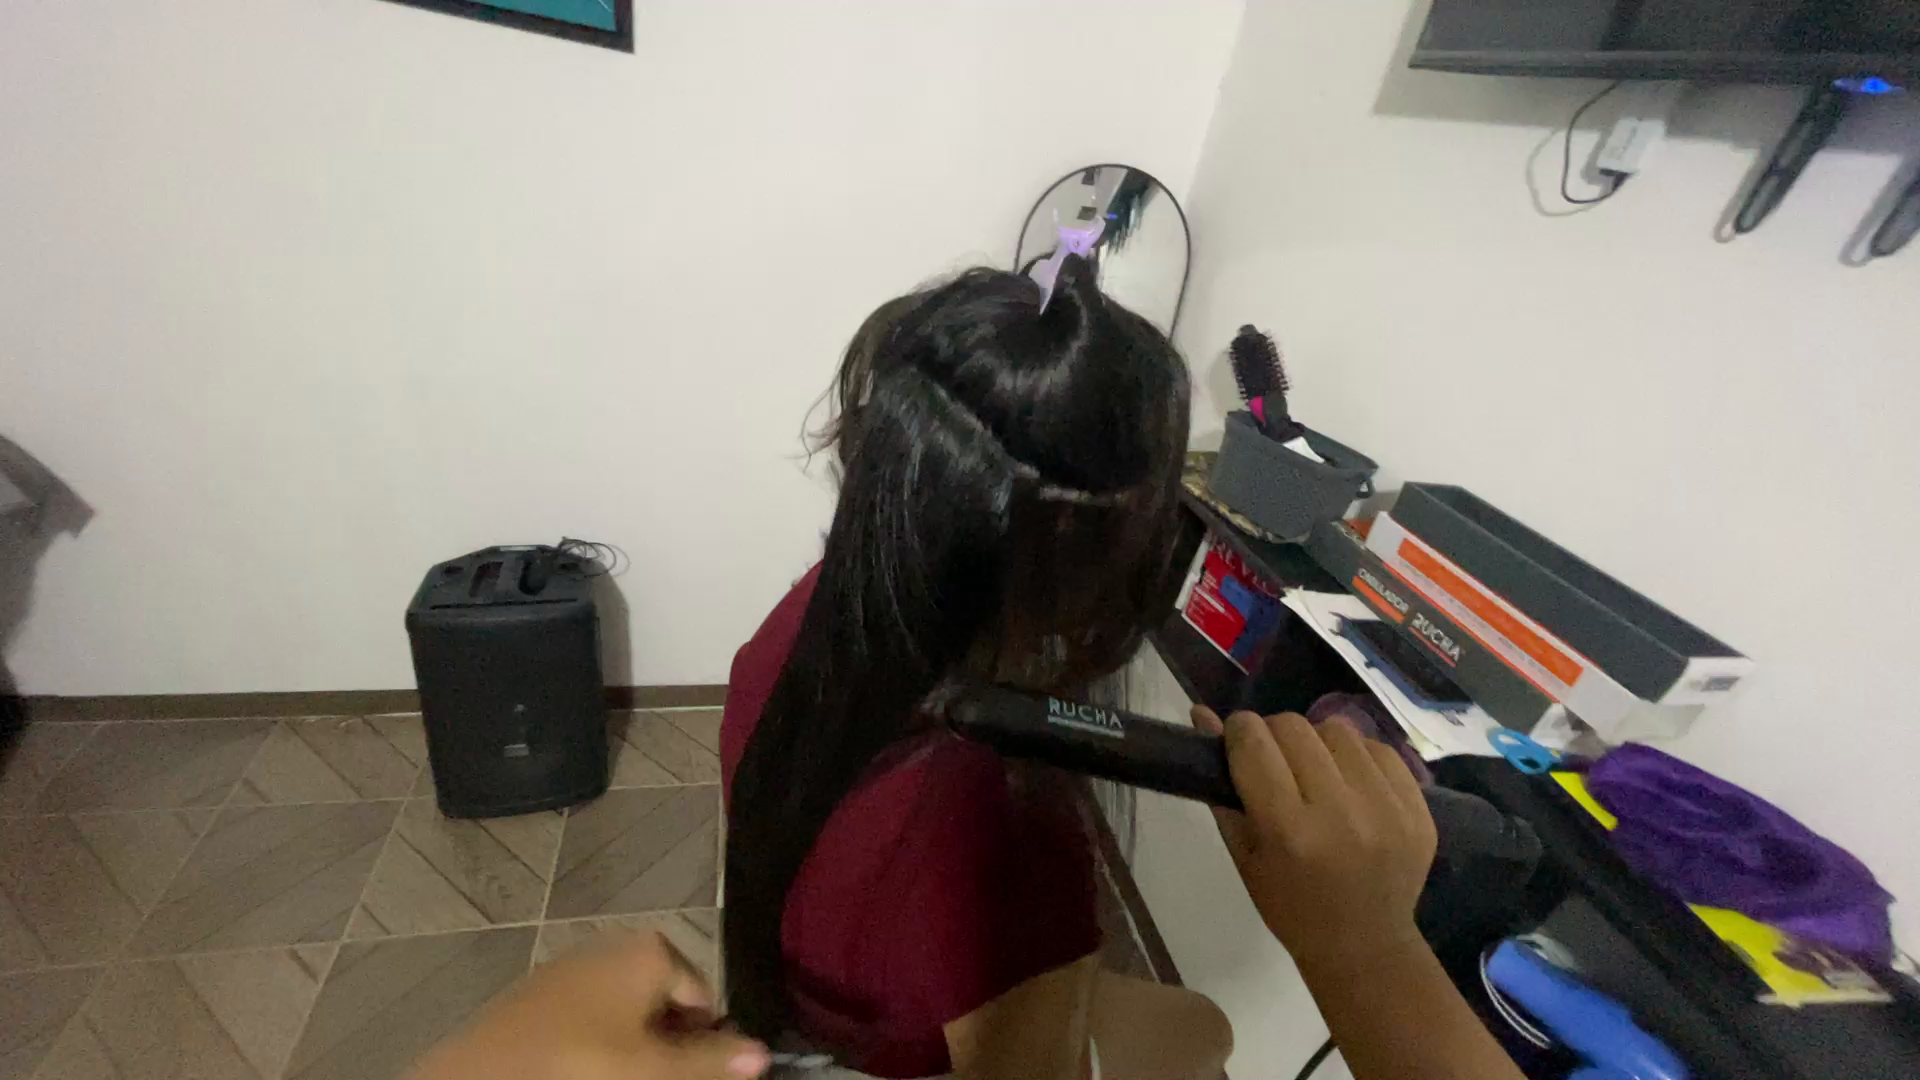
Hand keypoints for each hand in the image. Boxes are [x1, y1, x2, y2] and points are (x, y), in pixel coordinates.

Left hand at [408, 932, 769, 1079]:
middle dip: (663, 1048)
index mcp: (652, 951)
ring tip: (612, 1079)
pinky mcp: (538, 994)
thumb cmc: (574, 1069)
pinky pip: (585, 1020)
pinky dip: (590, 1049)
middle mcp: (618, 945)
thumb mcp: (648, 1072)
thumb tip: (764, 1055)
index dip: (702, 1045)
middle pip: (663, 1004)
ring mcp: (575, 967)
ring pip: (624, 1014)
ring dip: (628, 1051)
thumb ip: (708, 1061)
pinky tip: (575, 1076)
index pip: (703, 999)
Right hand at [1193, 707, 1436, 973]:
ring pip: (1336, 729)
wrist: (1365, 946)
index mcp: (1288, 830)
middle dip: (1273, 734)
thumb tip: (1201, 713)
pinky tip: (1348, 783)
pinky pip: (1378, 748)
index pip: (1253, 740)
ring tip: (1314, 772)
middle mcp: (1341, 814)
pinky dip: (1355, 756)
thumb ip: (1220, 781)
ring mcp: (1387, 811)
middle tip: (1273, 762)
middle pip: (1293, 726)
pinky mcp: (1418, 810)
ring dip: (1316, 742)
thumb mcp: (1241, 848)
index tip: (1236, 744)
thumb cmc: (1286, 903)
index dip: (1237, 731)